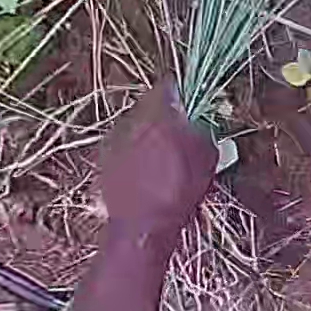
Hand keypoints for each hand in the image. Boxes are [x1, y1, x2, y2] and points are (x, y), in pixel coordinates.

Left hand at [99, 79, 216, 242]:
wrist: (142, 225)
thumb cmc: (178, 190)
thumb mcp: (205, 157)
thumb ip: (203, 130)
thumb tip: (201, 119)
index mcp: (157, 113)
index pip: (169, 85)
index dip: (184, 92)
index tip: (194, 102)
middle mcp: (130, 119)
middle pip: (150, 105)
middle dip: (167, 114)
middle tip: (183, 131)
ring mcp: (113, 138)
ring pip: (136, 125)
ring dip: (150, 133)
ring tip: (166, 155)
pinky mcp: (104, 158)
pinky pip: (124, 145)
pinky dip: (137, 152)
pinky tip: (149, 171)